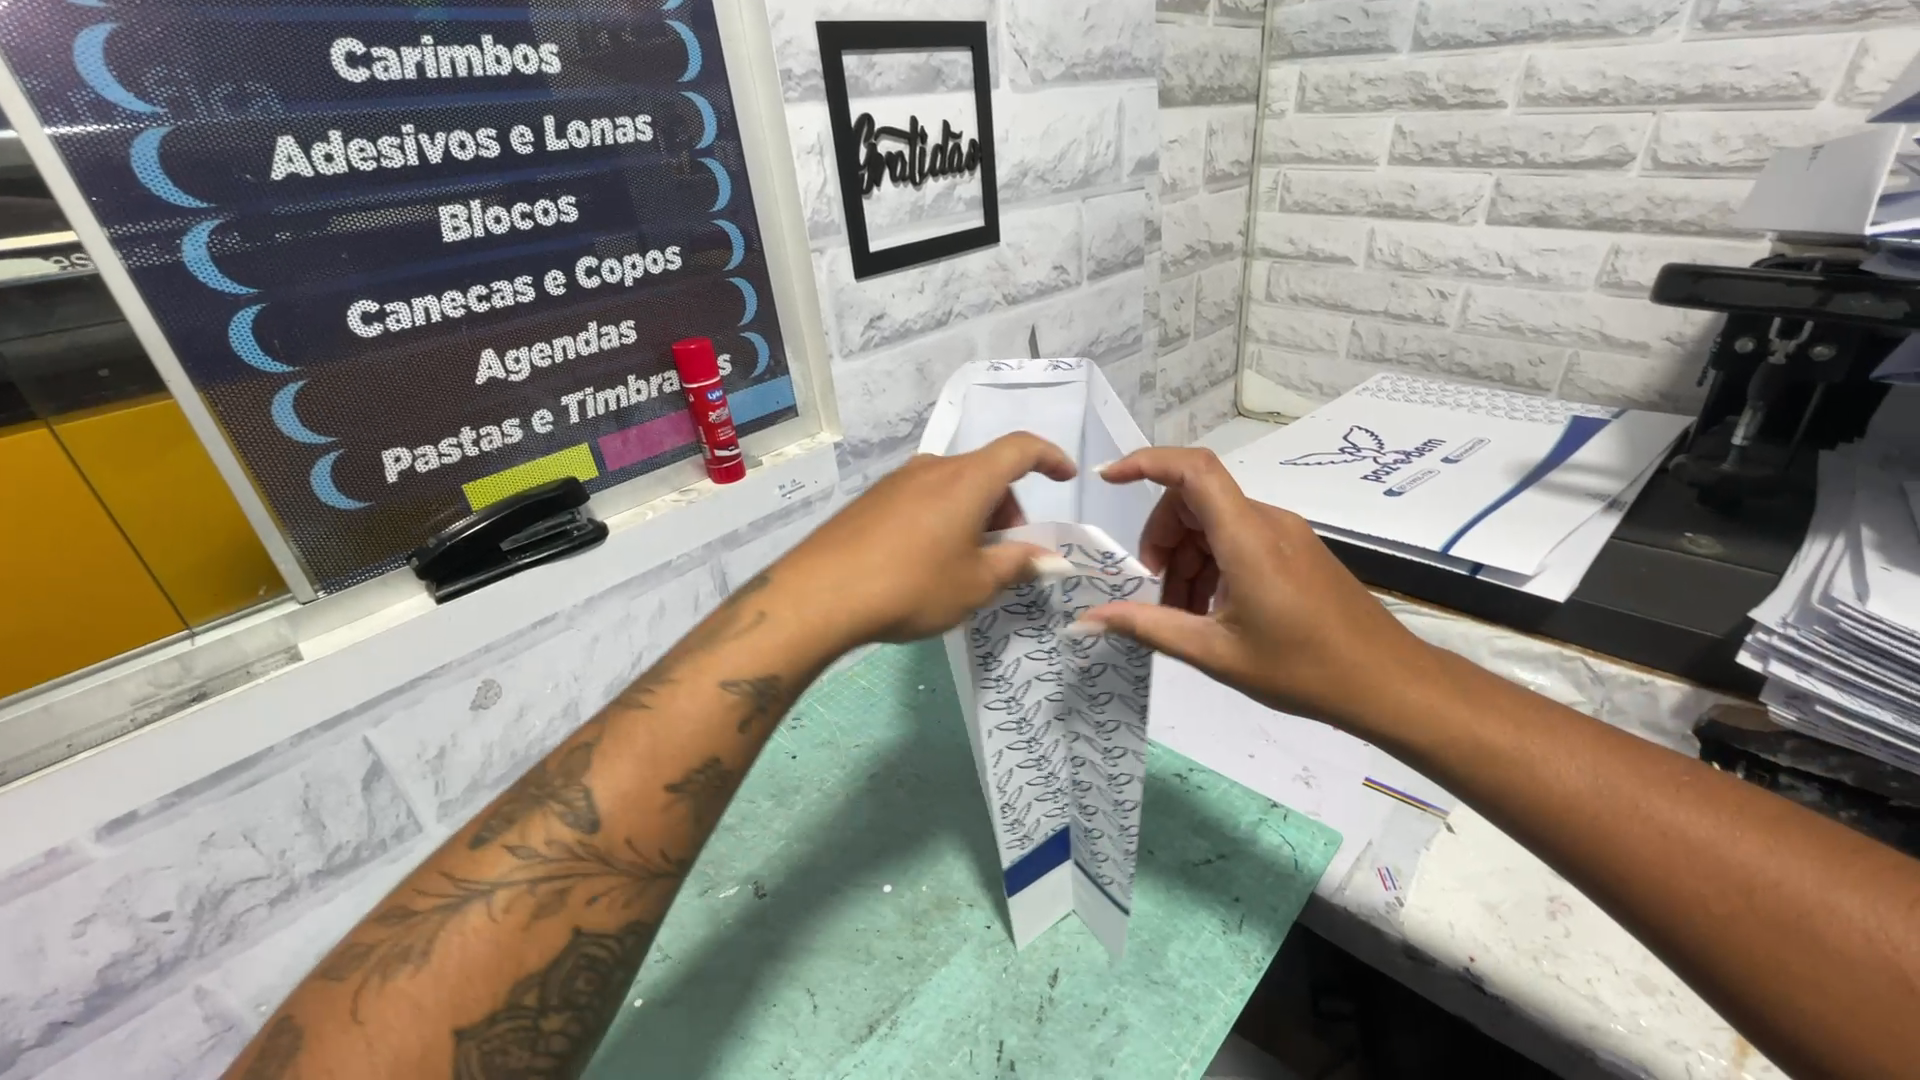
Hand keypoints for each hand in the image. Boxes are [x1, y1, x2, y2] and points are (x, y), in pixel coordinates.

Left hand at [780, 433, 1076, 646]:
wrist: (820, 595)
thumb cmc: (912, 585)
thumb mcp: (976, 583)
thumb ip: (1018, 565)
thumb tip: (1050, 559)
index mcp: (967, 479)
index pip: (1020, 449)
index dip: (1050, 457)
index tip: (1066, 477)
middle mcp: (932, 468)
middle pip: (986, 473)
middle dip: (1008, 508)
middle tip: (1007, 555)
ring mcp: (897, 482)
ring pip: (953, 487)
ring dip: (975, 516)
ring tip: (966, 566)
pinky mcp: (872, 501)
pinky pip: (924, 499)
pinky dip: (943, 519)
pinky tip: (928, 563)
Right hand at [1076, 447, 1435, 732]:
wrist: (1388, 683)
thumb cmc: (1303, 670)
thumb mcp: (1214, 654)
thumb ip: (1148, 627)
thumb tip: (1090, 617)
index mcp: (1247, 538)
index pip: (1192, 470)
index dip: (1145, 463)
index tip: (1108, 480)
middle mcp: (1266, 522)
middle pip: (1194, 501)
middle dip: (1161, 538)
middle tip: (1154, 591)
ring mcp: (1285, 534)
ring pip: (1214, 523)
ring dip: (1185, 559)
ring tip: (1183, 614)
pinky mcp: (1296, 550)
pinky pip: (1238, 540)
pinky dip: (1211, 566)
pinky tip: (1213, 612)